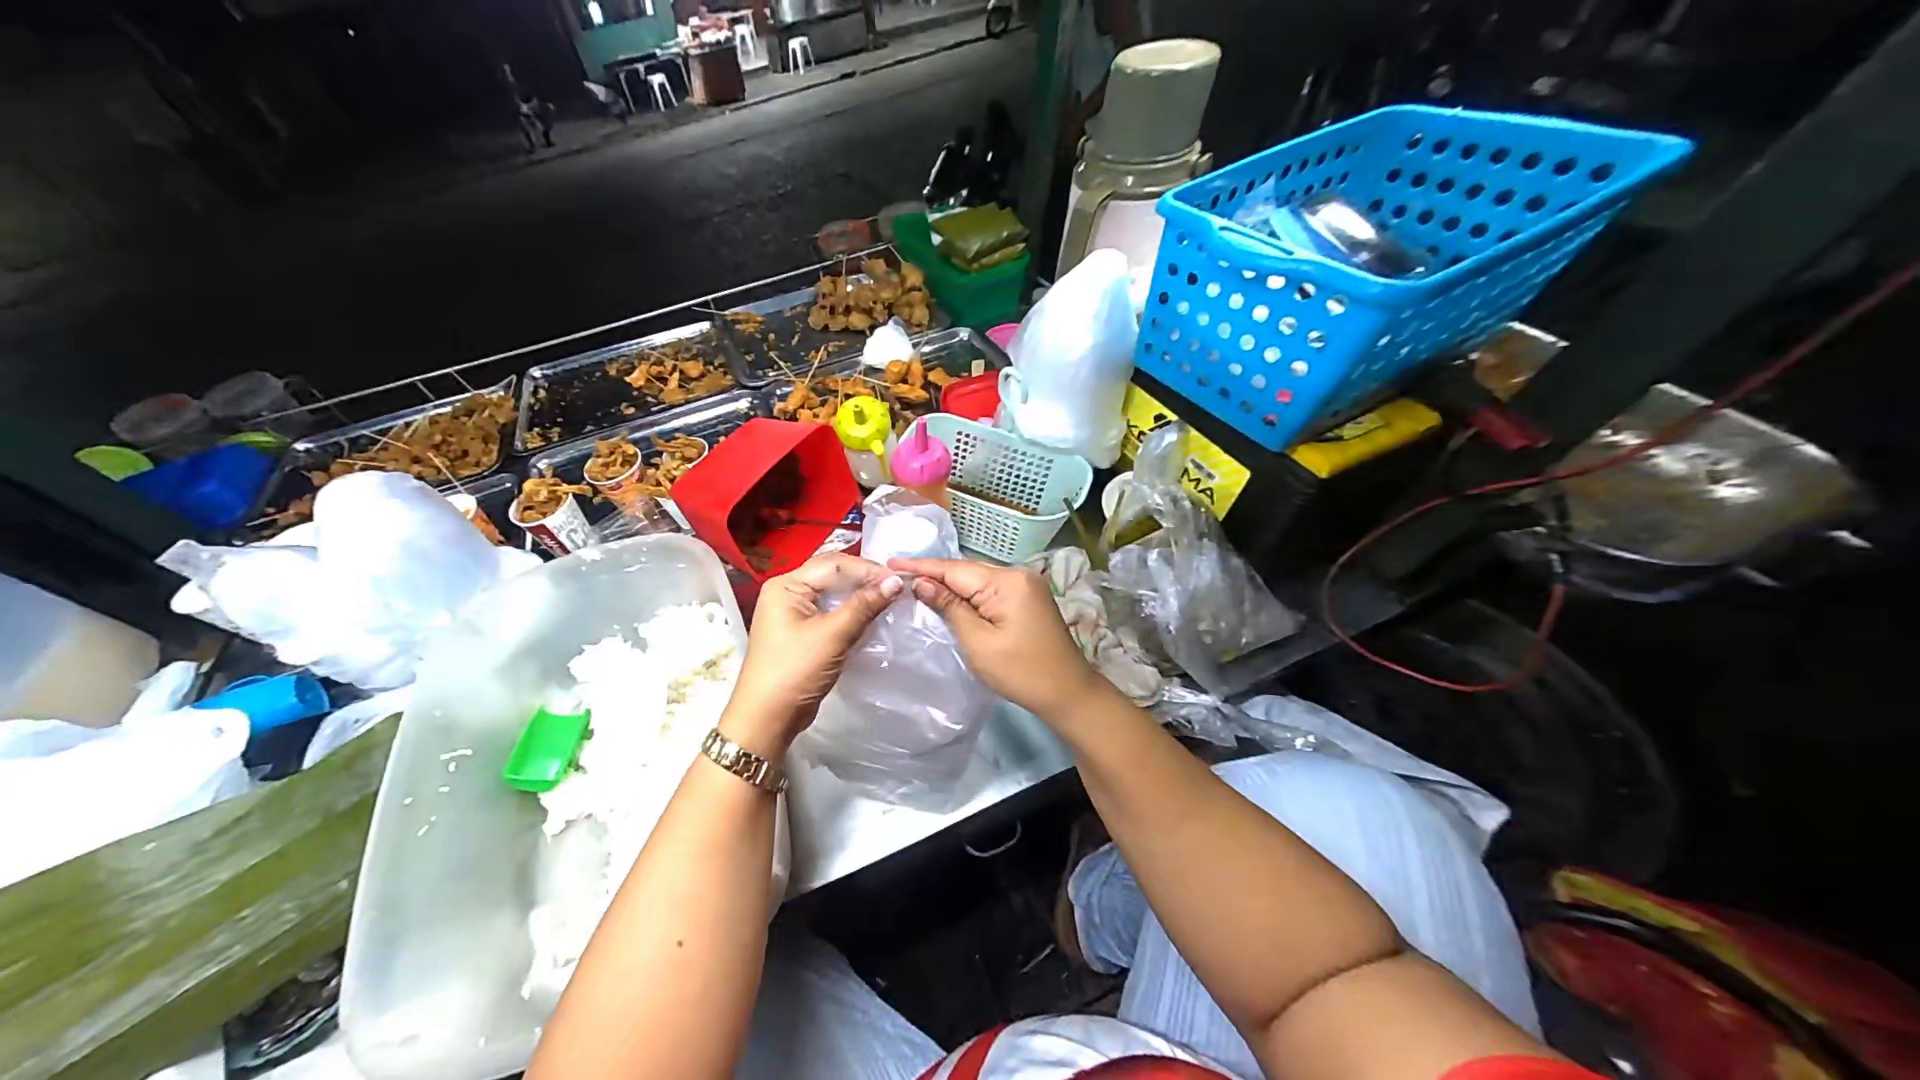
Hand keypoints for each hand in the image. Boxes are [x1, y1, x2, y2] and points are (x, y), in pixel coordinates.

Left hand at [725, 554, 901, 754]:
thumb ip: (864, 606)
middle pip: (833, 574)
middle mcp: (787, 592)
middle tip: (896, 587)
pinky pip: (832, 611)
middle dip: (865, 579)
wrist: (767, 718)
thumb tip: (896, 582)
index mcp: (786, 585)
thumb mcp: (832, 636)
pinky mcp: (803, 631)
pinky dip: (852, 612)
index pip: (834, 564)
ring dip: (860, 595)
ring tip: (890, 599)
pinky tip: (872, 616)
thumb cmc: (794, 671)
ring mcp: (794, 612)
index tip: (899, 581)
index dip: (868, 570)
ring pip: (834, 593)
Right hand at [889, 557, 1104, 718]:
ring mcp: (1025, 585)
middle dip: (932, 573)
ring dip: (949, 583)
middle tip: (896, 574)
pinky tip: (948, 596)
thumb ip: (950, 608)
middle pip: (966, 571)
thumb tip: (922, 583)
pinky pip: (989, 589)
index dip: (921, 566)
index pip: (954, 569)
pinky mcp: (1027, 598)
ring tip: (914, 583)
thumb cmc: (1021, 672)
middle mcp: (1017, 575)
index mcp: (1006, 582)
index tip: (890, 562)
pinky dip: (968, 594)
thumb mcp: (978, 642)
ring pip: (977, 580)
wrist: (1068, 693)